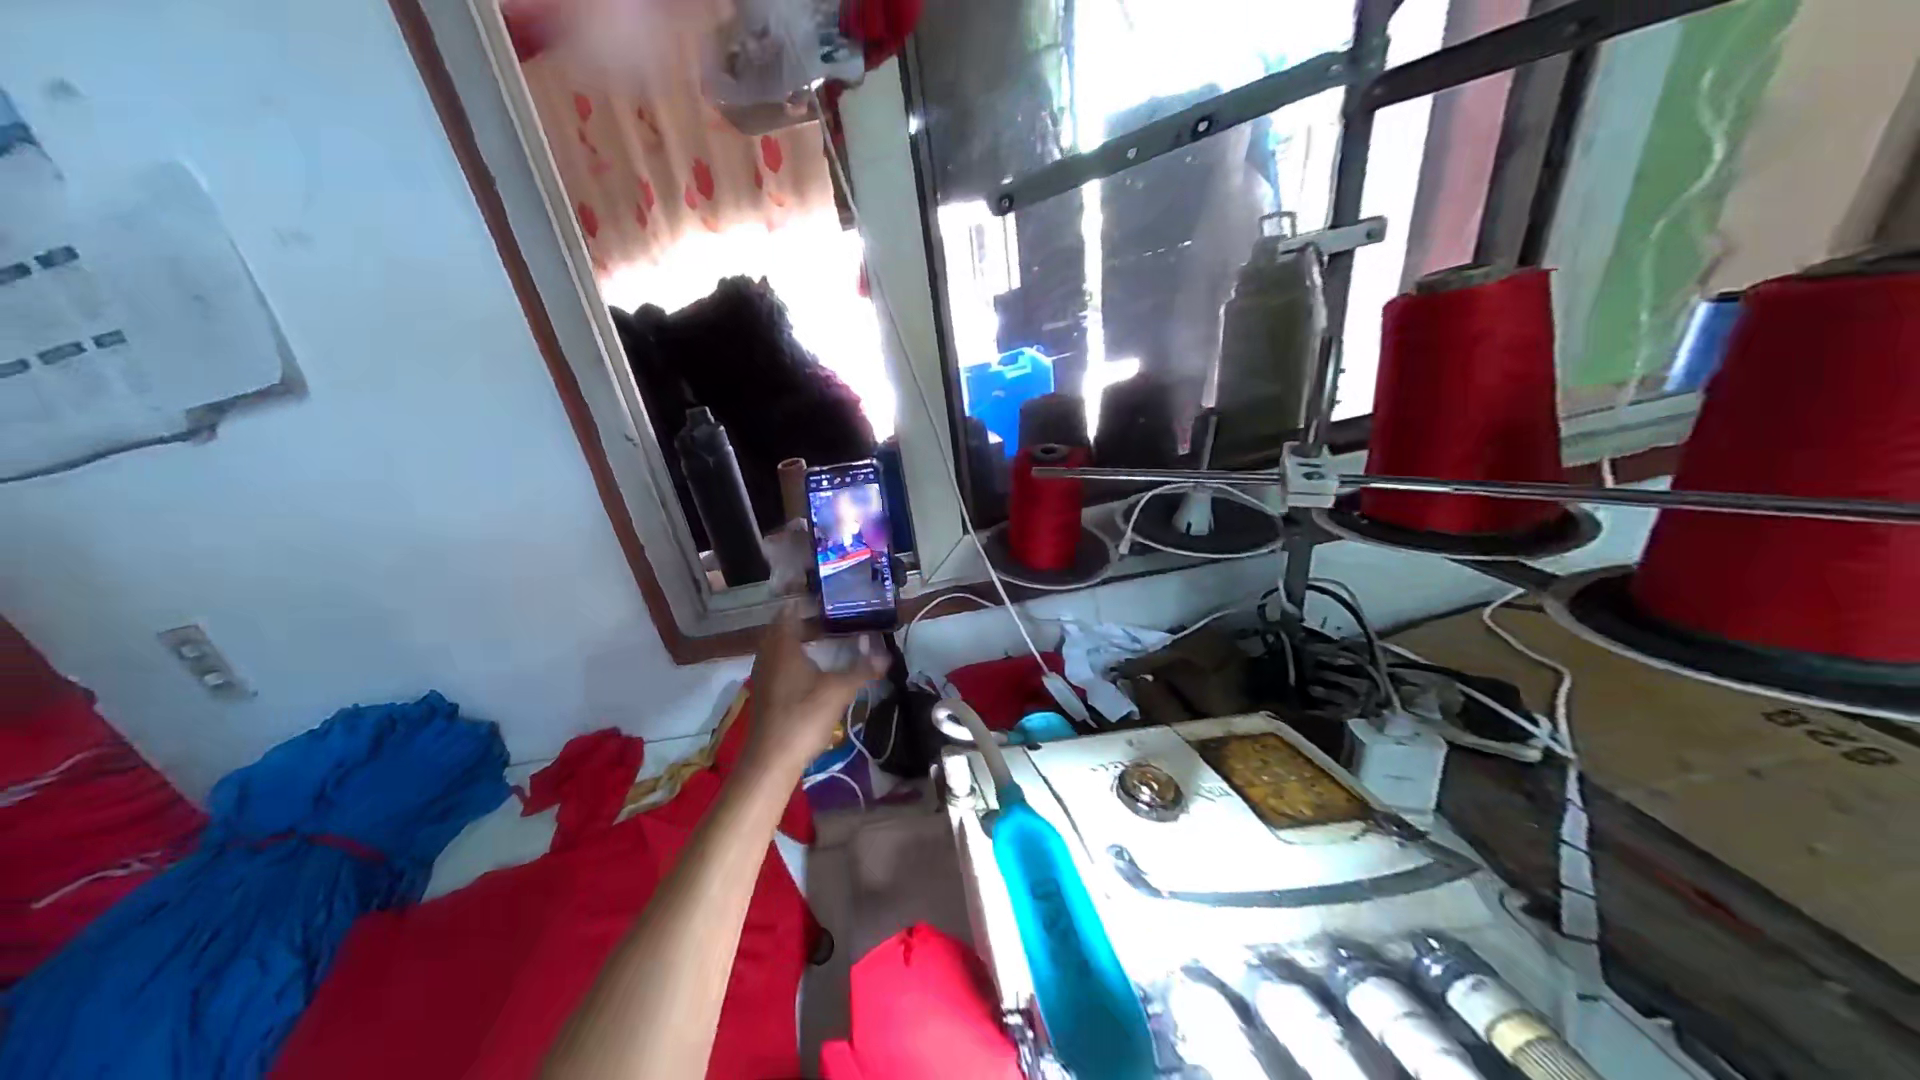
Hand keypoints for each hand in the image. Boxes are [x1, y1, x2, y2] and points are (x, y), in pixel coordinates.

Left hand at [742, 605, 886, 775]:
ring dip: (796, 641)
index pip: (788, 613)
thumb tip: (886, 655)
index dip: (804, 603)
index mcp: (783, 646)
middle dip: (803, 621)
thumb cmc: (803, 716)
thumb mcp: (839, 690)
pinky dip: (792, 659)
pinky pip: (777, 664)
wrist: (771, 759)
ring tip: (822, 640)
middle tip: (829, 619)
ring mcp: (763, 675)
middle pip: (781, 629)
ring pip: (778, 648)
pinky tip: (810, 670)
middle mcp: (768, 656)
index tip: (826, 599)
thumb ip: (862, 669)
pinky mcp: (764, 693)